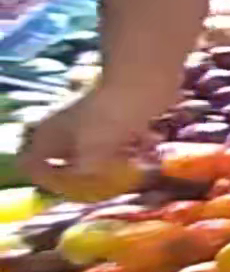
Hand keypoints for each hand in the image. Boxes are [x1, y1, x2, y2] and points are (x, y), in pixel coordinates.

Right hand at [22, 83, 160, 185]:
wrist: (145, 81)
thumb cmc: (113, 113)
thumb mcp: (95, 144)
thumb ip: (86, 165)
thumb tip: (83, 178)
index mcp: (48, 136)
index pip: (33, 163)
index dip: (49, 178)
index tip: (75, 189)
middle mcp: (68, 129)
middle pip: (72, 158)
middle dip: (92, 171)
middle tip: (114, 181)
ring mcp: (98, 122)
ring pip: (104, 148)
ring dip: (120, 158)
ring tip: (139, 164)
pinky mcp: (126, 116)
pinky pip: (128, 137)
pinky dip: (139, 144)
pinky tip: (154, 144)